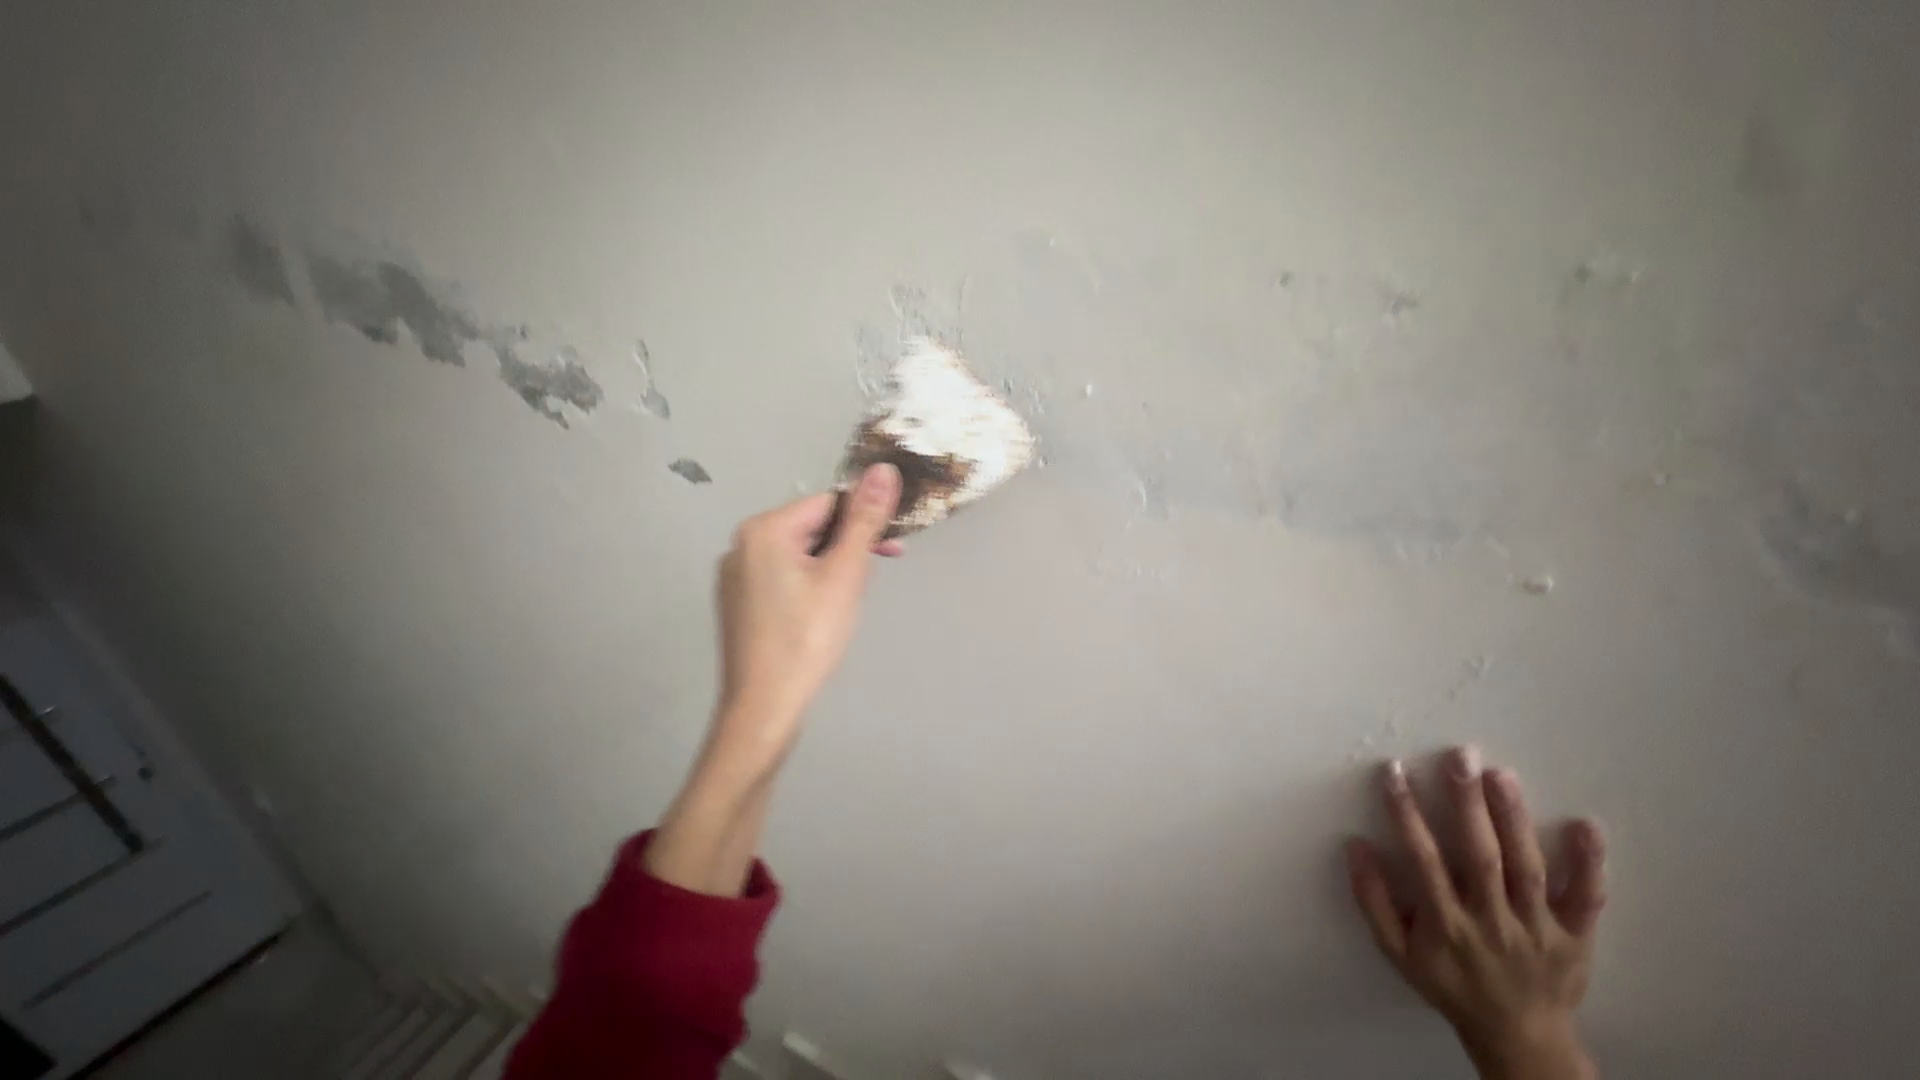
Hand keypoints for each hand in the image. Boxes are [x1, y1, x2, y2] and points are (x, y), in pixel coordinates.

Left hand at [715, 464, 902, 735]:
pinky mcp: (737, 604)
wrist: (764, 707)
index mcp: (763, 529)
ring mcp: (734, 577)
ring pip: (799, 556)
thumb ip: (865, 520)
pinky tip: (819, 618)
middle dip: (847, 549)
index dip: (863, 523)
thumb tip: (884, 468)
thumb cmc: (808, 638)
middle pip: (811, 528)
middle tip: (869, 583)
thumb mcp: (845, 574)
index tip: (891, 550)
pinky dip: (808, 588)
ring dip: (830, 569)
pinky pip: (781, 579)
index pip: (828, 503)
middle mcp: (740, 545)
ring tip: (844, 606)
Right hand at [1347, 749, 1606, 1079]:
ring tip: (1501, 775)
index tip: (1394, 772)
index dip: (1406, 813)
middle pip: (1481, 856)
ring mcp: (1538, 929)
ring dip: (1515, 820)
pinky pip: (1586, 898)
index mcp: (1446, 924)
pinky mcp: (1577, 937)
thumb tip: (1356, 846)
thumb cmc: (1450, 986)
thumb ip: (1374, 900)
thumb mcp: (1397, 952)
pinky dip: (1590, 863)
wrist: (1519, 1036)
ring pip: (1528, 868)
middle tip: (1460, 756)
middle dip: (1467, 804)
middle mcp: (1492, 922)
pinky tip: (1586, 824)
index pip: (1422, 858)